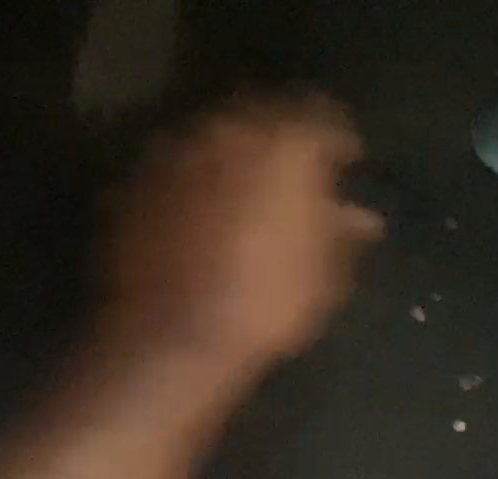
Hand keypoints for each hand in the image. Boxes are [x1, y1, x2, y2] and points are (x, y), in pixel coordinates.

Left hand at [97, 95, 384, 373]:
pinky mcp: (136, 180)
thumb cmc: (264, 308)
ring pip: (217, 139)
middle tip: (295, 180)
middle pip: (265, 118)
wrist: (171, 340)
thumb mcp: (323, 279)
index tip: (346, 167)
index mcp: (284, 144)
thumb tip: (362, 217)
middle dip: (282, 144)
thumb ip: (343, 235)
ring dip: (235, 161)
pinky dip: (196, 184)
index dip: (339, 145)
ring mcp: (175, 151)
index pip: (324, 120)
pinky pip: (179, 169)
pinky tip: (203, 219)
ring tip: (247, 199)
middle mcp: (228, 129)